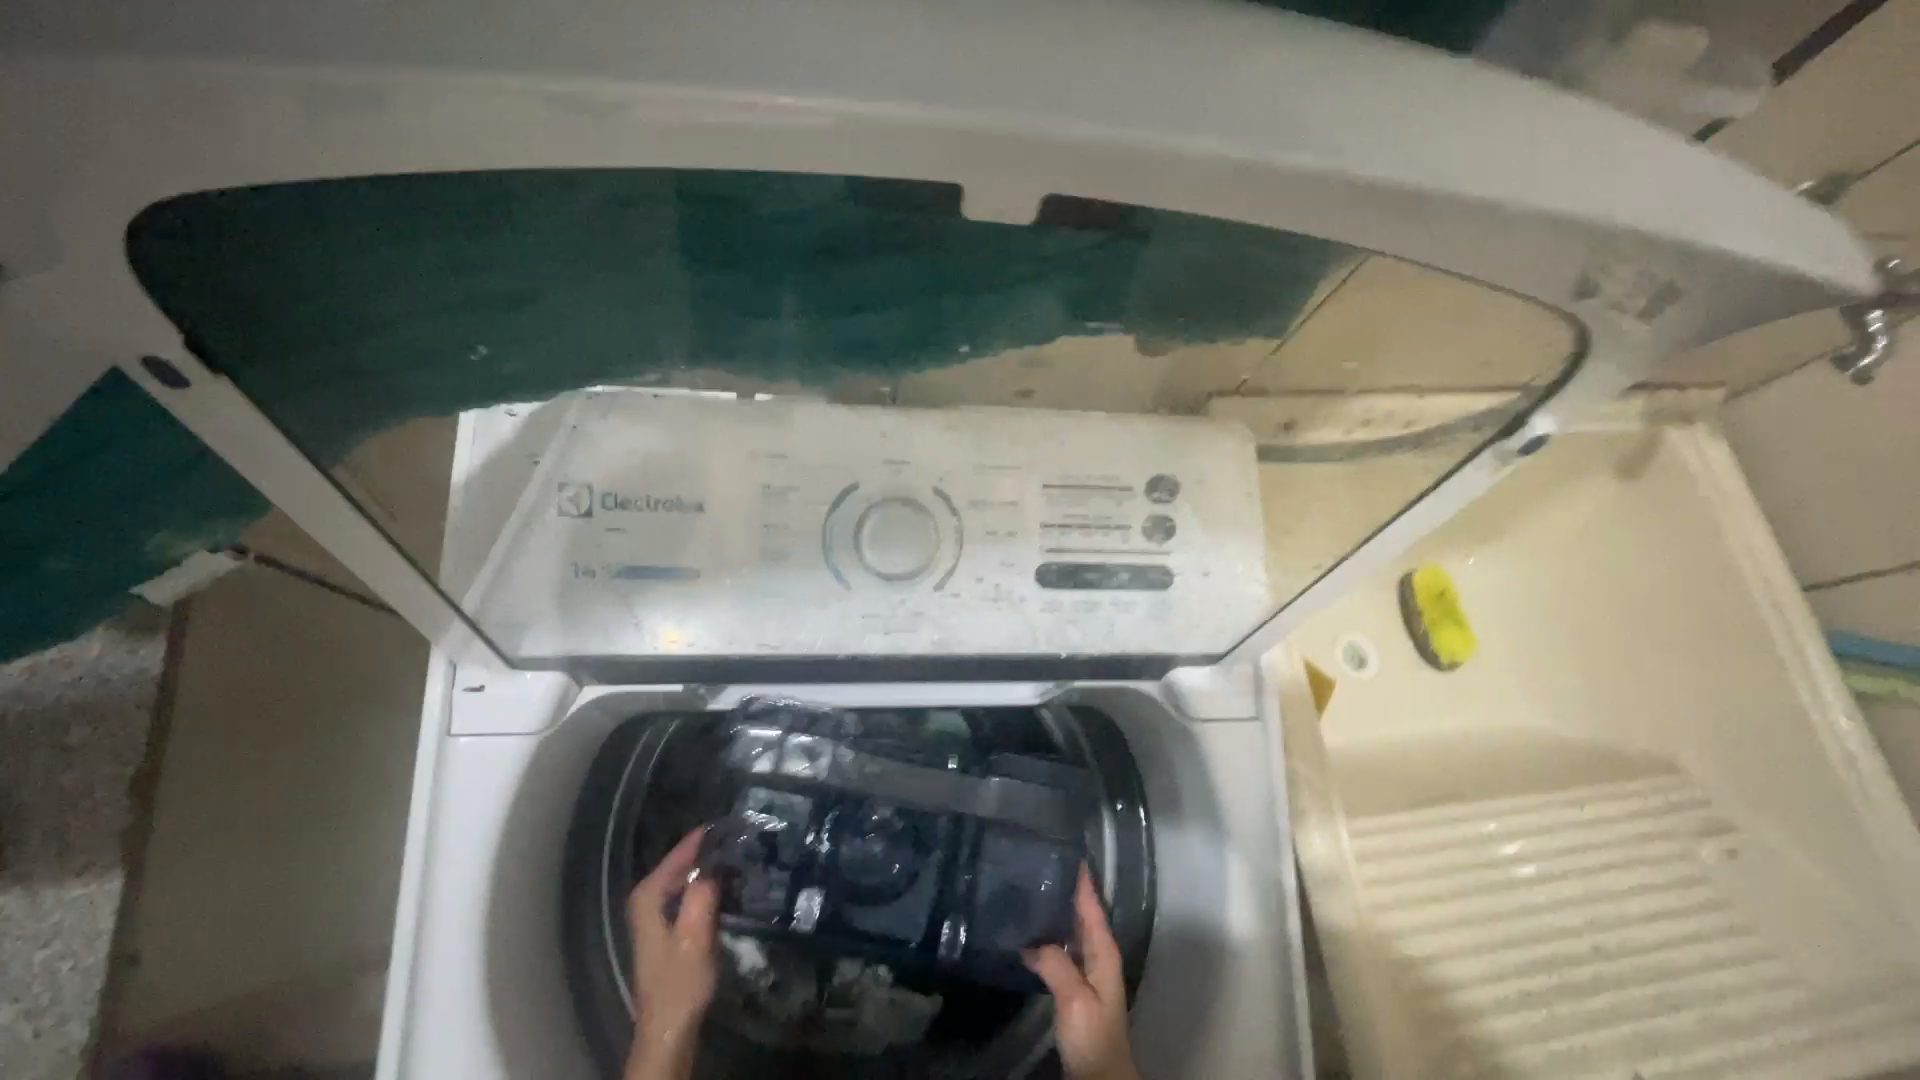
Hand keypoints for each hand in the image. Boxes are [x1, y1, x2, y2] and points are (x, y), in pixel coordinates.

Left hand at [625, 827, 720, 1079]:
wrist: (669, 1027)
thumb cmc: (680, 981)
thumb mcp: (695, 935)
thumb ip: (702, 895)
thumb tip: (716, 862)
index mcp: (649, 895)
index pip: (680, 852)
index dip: (706, 837)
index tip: (736, 823)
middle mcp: (648, 898)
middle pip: (683, 863)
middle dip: (712, 851)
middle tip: (746, 838)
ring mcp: (657, 914)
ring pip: (688, 879)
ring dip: (712, 869)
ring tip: (744, 856)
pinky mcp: (669, 927)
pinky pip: (691, 894)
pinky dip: (709, 887)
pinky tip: (731, 887)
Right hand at [1024, 866, 1139, 1079]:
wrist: (1099, 1076)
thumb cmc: (1093, 1036)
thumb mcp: (1075, 999)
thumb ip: (1056, 964)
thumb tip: (1032, 940)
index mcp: (1104, 952)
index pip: (1093, 906)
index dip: (1082, 880)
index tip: (1068, 851)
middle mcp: (1098, 955)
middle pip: (1083, 914)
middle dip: (1066, 889)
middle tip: (1039, 863)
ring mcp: (1087, 971)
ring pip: (1071, 929)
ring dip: (1056, 910)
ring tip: (1030, 888)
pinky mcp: (1073, 985)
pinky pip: (1061, 948)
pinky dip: (1048, 935)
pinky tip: (1028, 931)